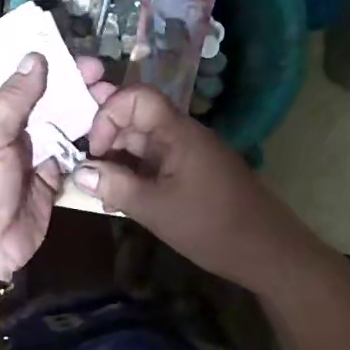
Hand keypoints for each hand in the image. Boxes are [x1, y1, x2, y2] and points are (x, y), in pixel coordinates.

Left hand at [0, 53, 113, 281]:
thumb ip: (13, 97)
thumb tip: (34, 57)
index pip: (2, 77)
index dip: (30, 59)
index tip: (62, 42)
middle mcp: (2, 129)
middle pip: (37, 97)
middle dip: (65, 80)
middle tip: (97, 66)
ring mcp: (27, 151)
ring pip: (57, 120)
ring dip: (80, 104)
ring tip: (107, 87)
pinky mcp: (50, 174)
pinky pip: (69, 148)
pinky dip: (87, 135)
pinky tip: (107, 117)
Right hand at [70, 85, 319, 281]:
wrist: (269, 253)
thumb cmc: (213, 227)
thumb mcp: (156, 209)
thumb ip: (116, 187)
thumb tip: (79, 171)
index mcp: (178, 132)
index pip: (136, 96)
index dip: (108, 114)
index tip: (95, 150)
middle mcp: (182, 135)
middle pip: (135, 118)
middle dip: (105, 139)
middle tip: (83, 169)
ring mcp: (187, 154)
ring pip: (141, 143)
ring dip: (116, 160)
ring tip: (97, 189)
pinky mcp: (190, 173)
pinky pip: (153, 162)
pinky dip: (132, 175)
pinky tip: (118, 199)